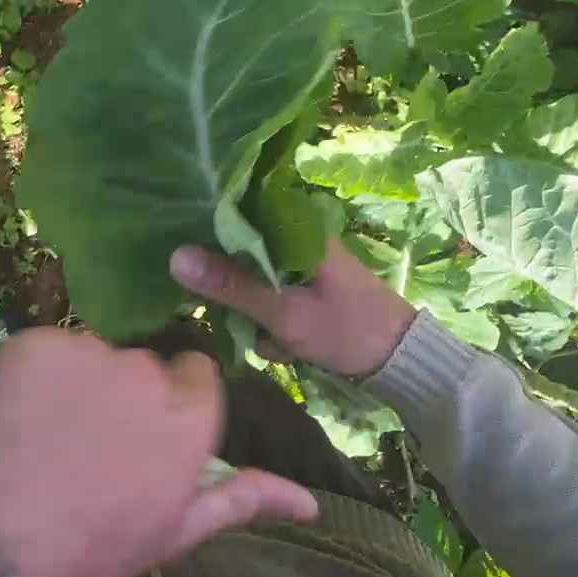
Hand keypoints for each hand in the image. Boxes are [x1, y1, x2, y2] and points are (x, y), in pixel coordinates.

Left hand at [0, 329, 318, 576]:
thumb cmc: (96, 547)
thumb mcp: (177, 529)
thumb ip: (243, 498)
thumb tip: (313, 503)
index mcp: (191, 412)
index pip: (192, 374)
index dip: (166, 406)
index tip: (140, 438)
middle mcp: (147, 368)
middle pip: (141, 364)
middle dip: (123, 393)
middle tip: (88, 445)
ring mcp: (87, 351)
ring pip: (91, 355)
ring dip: (78, 383)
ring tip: (49, 436)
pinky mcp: (33, 343)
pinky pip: (45, 349)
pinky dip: (34, 375)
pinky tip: (20, 417)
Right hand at [169, 239, 416, 376]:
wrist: (402, 363)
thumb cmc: (346, 328)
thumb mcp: (283, 311)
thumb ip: (230, 285)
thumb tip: (175, 257)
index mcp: (296, 229)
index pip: (238, 213)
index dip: (209, 235)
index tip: (188, 260)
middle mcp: (297, 242)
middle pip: (240, 256)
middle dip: (237, 294)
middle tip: (245, 320)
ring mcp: (301, 271)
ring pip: (253, 286)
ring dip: (257, 318)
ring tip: (277, 340)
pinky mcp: (305, 294)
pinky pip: (271, 304)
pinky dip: (274, 328)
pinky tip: (289, 348)